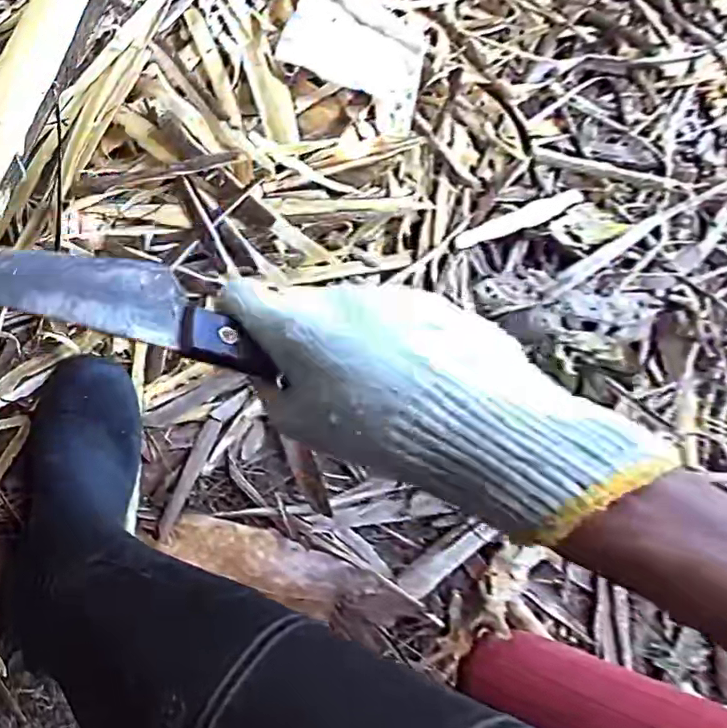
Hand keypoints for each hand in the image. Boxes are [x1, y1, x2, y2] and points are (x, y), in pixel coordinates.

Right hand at [218, 281, 676, 542]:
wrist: (494, 434)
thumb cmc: (375, 433)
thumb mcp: (295, 422)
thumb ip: (269, 385)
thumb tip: (268, 368)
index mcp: (288, 321)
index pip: (235, 293)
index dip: (233, 315)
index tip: (245, 341)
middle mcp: (332, 297)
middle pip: (292, 304)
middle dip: (293, 333)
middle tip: (313, 377)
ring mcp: (386, 295)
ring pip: (343, 311)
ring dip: (343, 337)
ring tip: (376, 386)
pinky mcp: (434, 302)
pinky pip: (392, 317)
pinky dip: (390, 340)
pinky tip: (416, 380)